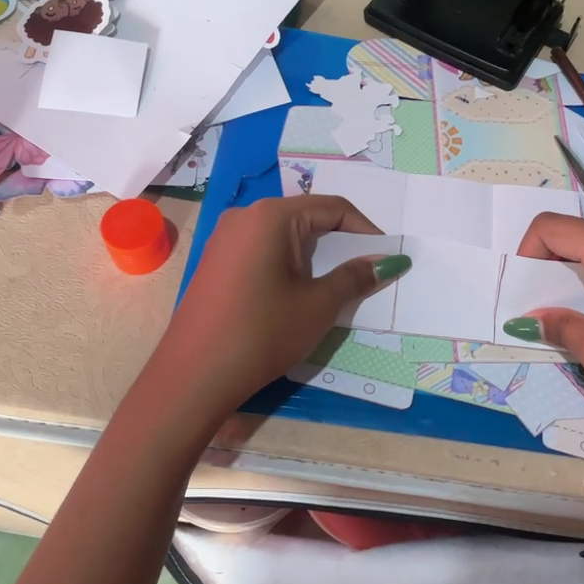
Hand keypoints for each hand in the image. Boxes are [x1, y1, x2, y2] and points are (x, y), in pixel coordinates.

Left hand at [147, 195, 405, 421]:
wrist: (195, 375)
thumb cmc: (263, 333)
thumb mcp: (318, 305)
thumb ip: (355, 277)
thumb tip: (388, 261)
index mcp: (271, 215)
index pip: (332, 208)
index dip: (365, 230)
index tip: (387, 257)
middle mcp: (245, 216)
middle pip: (307, 218)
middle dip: (341, 242)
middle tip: (366, 270)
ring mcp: (225, 238)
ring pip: (284, 235)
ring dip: (315, 255)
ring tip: (337, 284)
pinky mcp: (216, 262)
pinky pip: (263, 250)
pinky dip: (289, 264)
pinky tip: (298, 292)